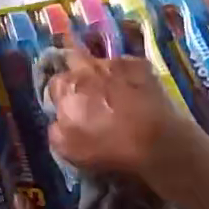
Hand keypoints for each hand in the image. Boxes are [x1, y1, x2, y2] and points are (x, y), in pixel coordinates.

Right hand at [47, 49, 201, 181]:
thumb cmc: (106, 147)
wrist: (156, 142)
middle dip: (75, 71)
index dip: (59, 96)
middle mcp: (88, 68)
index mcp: (66, 87)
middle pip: (73, 60)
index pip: (53, 83)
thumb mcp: (65, 148)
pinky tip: (133, 90)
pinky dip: (125, 76)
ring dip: (101, 74)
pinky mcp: (142, 65)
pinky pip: (126, 66)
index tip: (66, 107)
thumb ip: (54, 127)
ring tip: (112, 92)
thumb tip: (57, 119)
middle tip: (83, 91)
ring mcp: (117, 63)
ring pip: (101, 62)